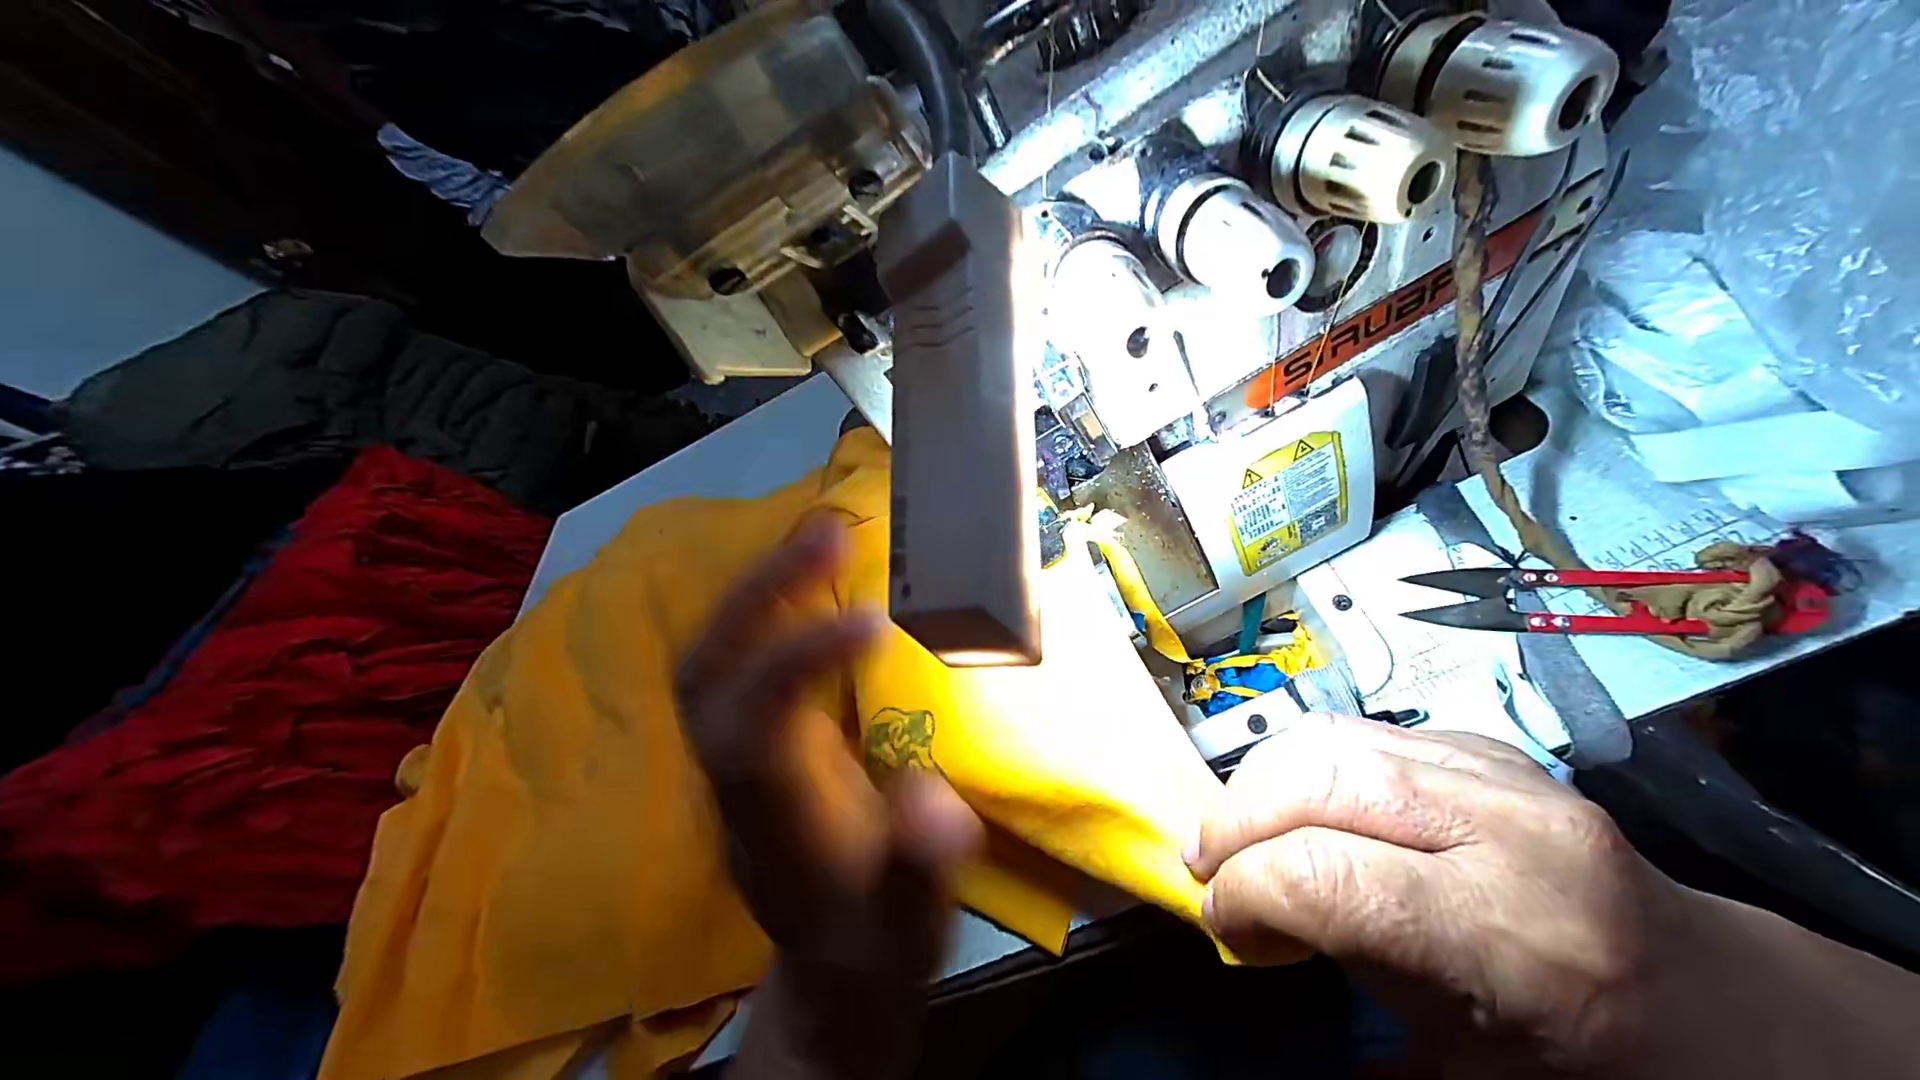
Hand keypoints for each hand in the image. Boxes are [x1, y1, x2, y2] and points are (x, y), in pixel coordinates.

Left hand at [676, 517, 980, 1079]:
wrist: (834, 961)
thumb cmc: (875, 936)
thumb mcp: (910, 923)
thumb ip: (919, 870)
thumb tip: (934, 804)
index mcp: (769, 814)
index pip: (756, 724)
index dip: (802, 663)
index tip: (875, 620)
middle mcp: (732, 773)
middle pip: (709, 671)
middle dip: (760, 593)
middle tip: (829, 533)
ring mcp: (730, 750)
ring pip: (712, 654)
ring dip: (759, 587)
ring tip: (819, 533)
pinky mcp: (747, 734)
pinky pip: (736, 655)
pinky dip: (764, 604)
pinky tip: (808, 571)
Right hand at [1187, 713, 1682, 1070]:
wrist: (1714, 1000)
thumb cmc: (1589, 1054)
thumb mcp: (1462, 1059)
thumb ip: (1341, 971)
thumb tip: (1239, 925)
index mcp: (1519, 935)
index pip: (1324, 877)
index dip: (1245, 892)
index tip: (1220, 917)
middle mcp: (1513, 831)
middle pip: (1317, 782)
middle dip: (1235, 820)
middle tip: (1206, 863)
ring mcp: (1500, 770)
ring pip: (1326, 737)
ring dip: (1257, 782)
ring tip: (1236, 828)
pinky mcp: (1480, 743)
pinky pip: (1355, 729)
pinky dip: (1299, 762)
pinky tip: (1292, 802)